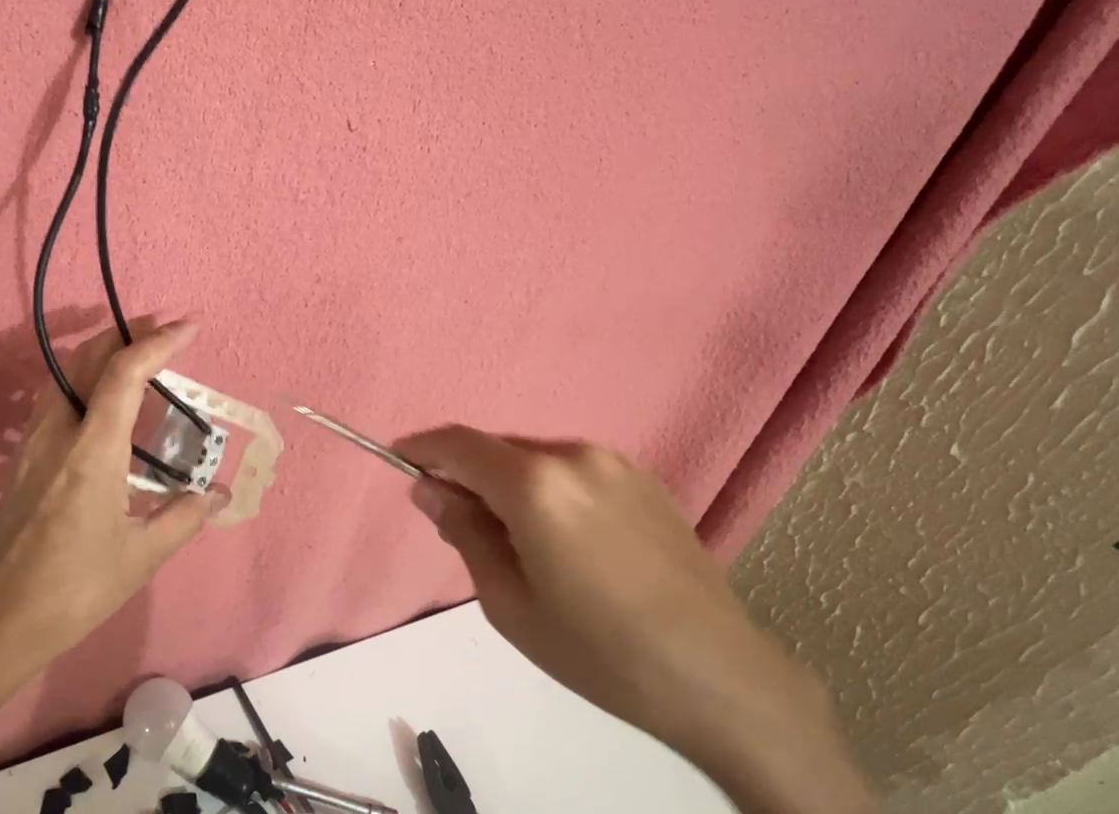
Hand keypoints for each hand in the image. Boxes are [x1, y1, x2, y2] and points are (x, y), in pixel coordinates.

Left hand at [0, 317, 228, 689]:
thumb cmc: (74, 590)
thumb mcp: (140, 557)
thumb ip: (183, 517)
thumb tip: (219, 494)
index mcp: (91, 452)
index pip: (124, 374)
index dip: (158, 342)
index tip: (189, 326)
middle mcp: (58, 434)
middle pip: (87, 360)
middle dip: (126, 335)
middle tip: (163, 332)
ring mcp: (33, 445)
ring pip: (65, 376)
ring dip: (100, 355)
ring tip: (137, 361)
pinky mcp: (22, 461)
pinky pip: (54, 400)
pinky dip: (83, 382)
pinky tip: (102, 407)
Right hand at [398, 428, 873, 813]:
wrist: (720, 675)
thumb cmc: (599, 652)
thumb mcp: (510, 604)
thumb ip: (464, 533)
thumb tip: (429, 489)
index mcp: (536, 485)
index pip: (459, 444)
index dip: (422, 448)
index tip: (398, 461)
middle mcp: (574, 456)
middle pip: (498, 449)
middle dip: (467, 474)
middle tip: (457, 523)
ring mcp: (616, 464)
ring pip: (536, 459)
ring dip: (509, 484)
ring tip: (516, 542)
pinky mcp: (646, 480)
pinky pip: (573, 471)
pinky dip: (548, 489)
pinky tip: (564, 541)